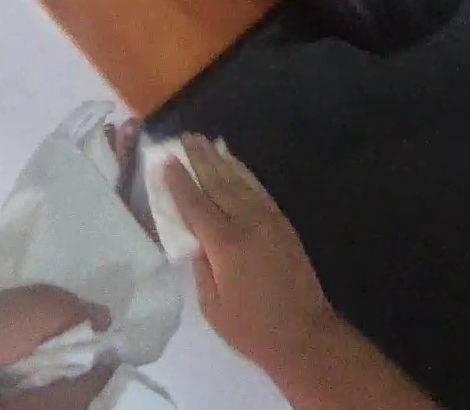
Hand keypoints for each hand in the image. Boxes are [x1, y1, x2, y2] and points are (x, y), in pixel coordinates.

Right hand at [165, 133, 340, 375]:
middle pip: (216, 182)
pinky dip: (242, 171)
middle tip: (184, 137)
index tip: (166, 159)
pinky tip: (232, 161)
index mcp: (224, 244)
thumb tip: (194, 238)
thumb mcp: (212, 306)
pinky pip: (256, 187)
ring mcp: (266, 217)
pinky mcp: (280, 219)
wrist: (303, 332)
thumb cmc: (251, 328)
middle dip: (198, 158)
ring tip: (203, 140)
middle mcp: (246, 221)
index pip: (195, 204)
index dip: (178, 181)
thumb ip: (200, 266)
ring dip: (219, 158)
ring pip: (238, 179)